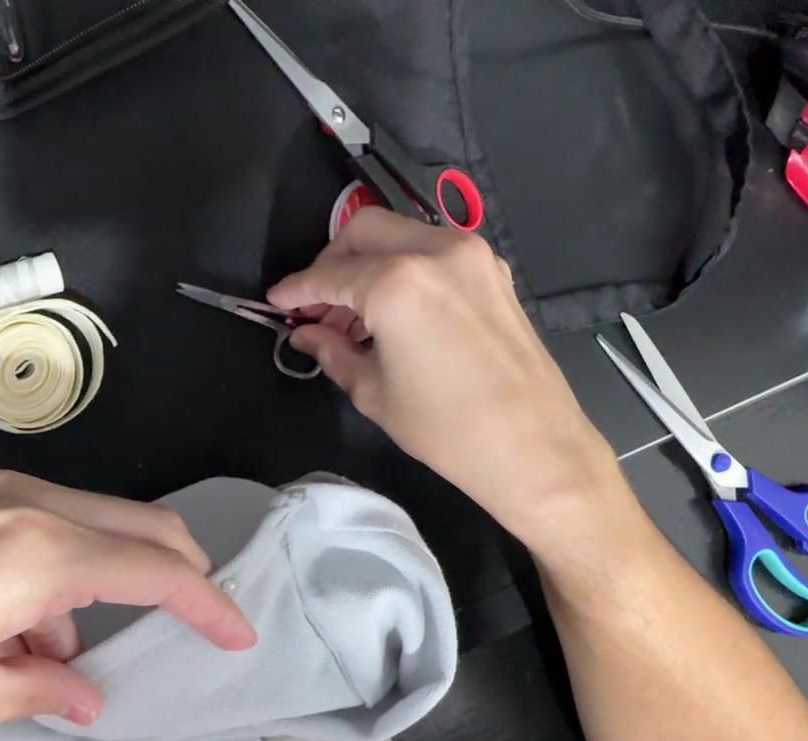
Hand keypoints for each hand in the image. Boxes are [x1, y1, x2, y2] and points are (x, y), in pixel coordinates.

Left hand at [0, 471, 255, 740]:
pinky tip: (4, 621)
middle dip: (176, 571)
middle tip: (187, 622)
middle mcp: (25, 503)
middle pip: (138, 523)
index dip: (209, 605)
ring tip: (44, 655)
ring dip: (97, 580)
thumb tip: (84, 693)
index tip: (238, 636)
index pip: (157, 570)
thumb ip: (39, 690)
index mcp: (39, 554)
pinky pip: (36, 522)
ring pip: (86, 522)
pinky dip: (52, 567)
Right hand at [268, 208, 631, 552]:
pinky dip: (402, 269)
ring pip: (400, 234)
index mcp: (398, 282)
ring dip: (366, 264)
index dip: (296, 287)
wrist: (530, 444)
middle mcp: (436, 251)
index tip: (276, 300)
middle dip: (330, 261)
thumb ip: (332, 351)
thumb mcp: (373, 391)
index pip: (330, 273)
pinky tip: (390, 313)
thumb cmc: (444, 427)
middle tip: (314, 305)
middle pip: (364, 230)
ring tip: (349, 316)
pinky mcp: (493, 270)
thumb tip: (305, 334)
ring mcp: (471, 255)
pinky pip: (431, 251)